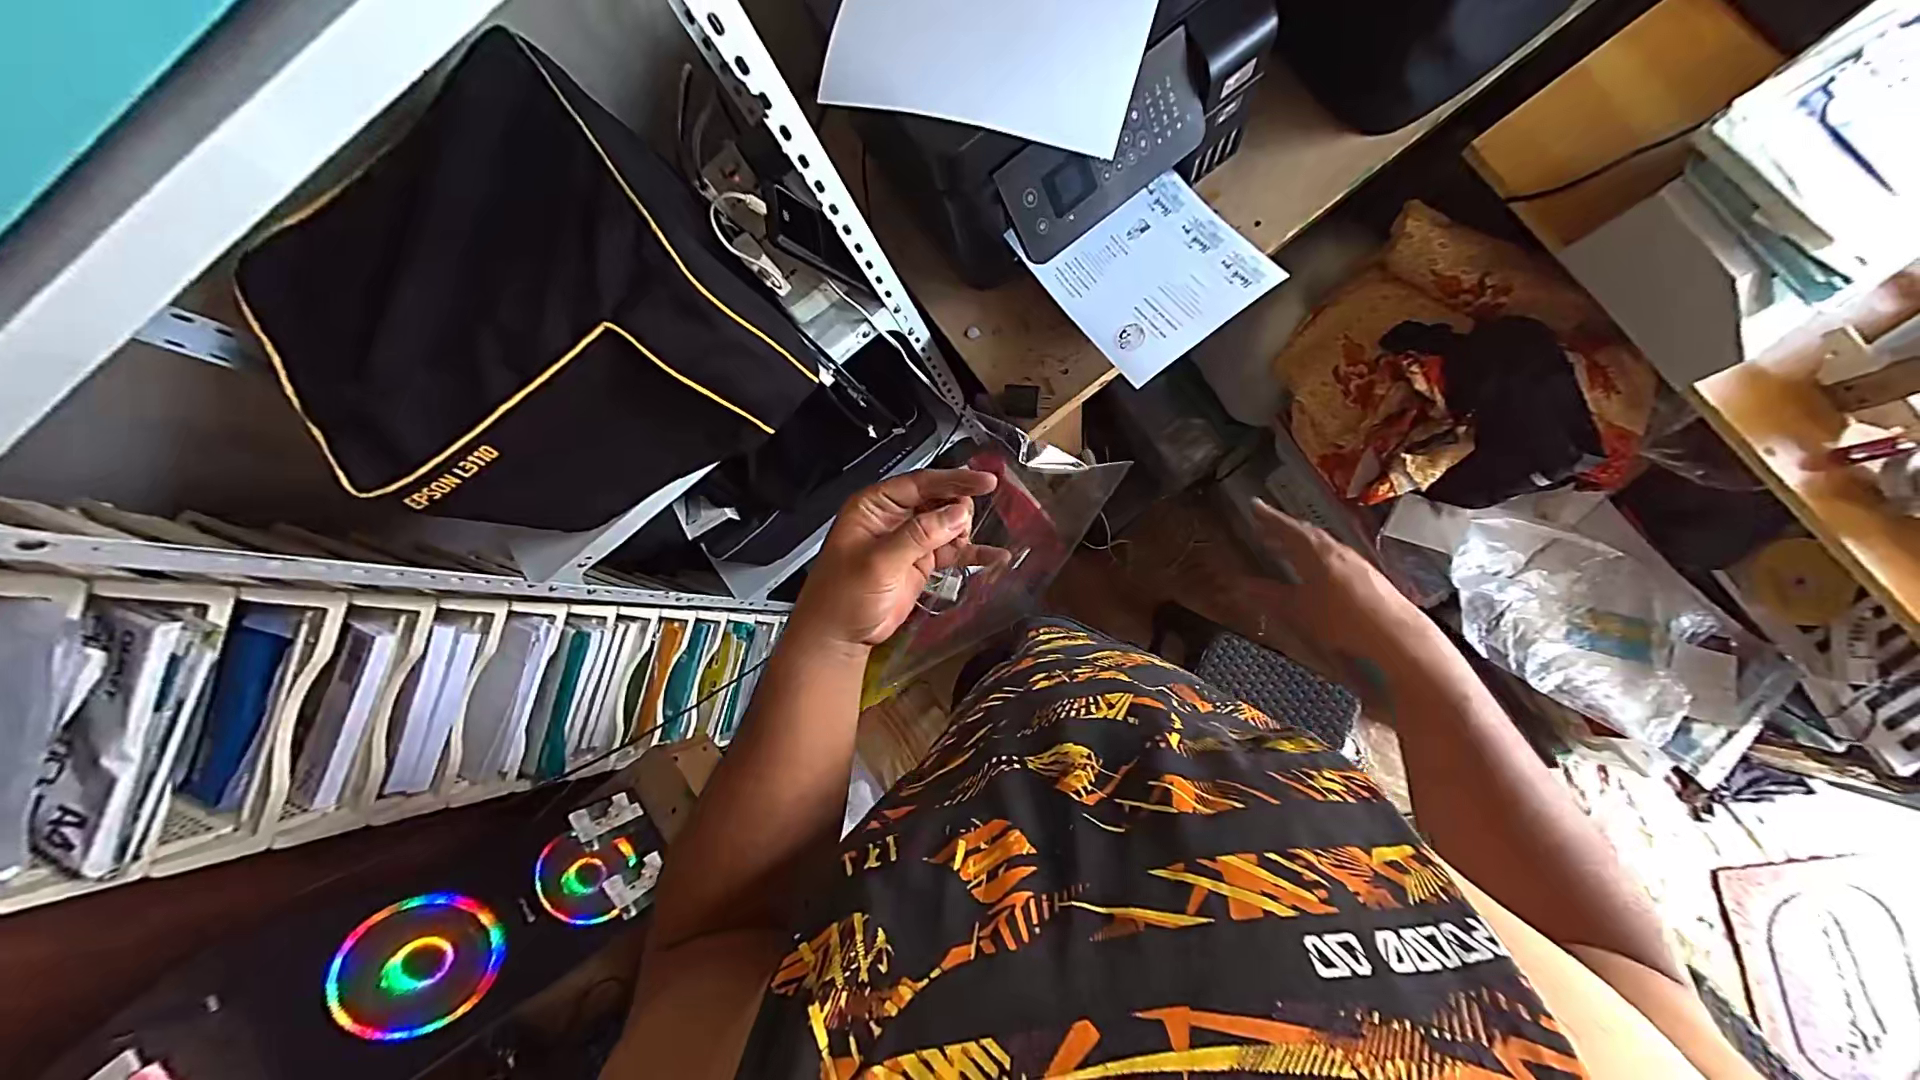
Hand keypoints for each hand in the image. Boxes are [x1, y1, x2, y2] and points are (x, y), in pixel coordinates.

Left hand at [792, 468, 1002, 648]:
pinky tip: (994, 556)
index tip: (984, 481)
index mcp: (875, 506)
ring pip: (949, 523)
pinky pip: (953, 552)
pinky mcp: (921, 563)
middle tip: (962, 527)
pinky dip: (972, 553)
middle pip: (939, 499)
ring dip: (964, 531)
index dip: (954, 480)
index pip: (920, 483)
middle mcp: (894, 518)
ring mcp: (910, 540)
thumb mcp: (878, 561)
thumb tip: (956, 513)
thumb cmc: (841, 597)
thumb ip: (919, 535)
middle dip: (958, 509)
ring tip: (965, 545)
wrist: (838, 636)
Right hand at [1239, 499, 1458, 715]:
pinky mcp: (1369, 579)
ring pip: (1323, 545)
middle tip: (1265, 525)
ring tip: (1284, 546)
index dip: (1269, 517)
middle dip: (1284, 528)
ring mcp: (1356, 564)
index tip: (1254, 505)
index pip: (1287, 528)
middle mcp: (1338, 551)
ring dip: (1301, 543)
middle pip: (1307, 534)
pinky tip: (1313, 569)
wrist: (1398, 640)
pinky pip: (1335, 558)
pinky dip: (1317, 557)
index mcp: (1316, 552)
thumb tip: (1240, 585)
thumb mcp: (1297, 610)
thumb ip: (1268, 595)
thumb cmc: (1342, 622)